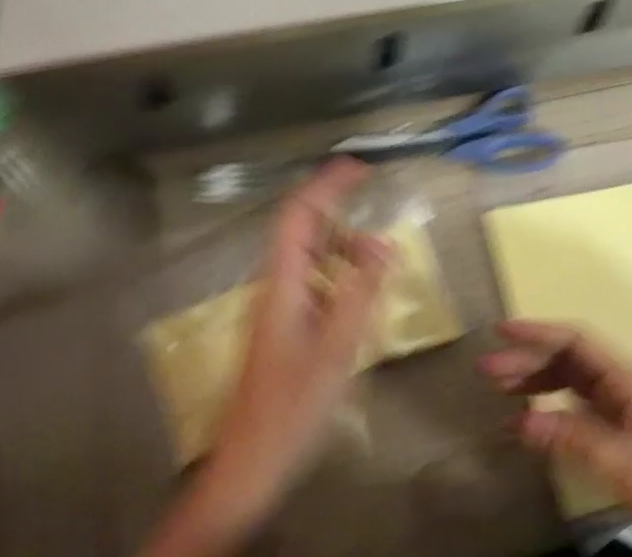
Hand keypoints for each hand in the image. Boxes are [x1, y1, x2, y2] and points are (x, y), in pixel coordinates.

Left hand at [142, 158, 392, 556]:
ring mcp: (279, 309)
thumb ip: (359, 295)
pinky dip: (341, 279)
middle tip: (382, 229)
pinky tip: (362, 301)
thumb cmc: (290, 408)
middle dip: (342, 219)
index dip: (326, 186)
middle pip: (305, 233)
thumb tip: (383, 244)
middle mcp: (277, 287)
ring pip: (312, 260)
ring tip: (381, 269)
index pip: (299, 215)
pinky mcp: (285, 330)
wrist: (248, 463)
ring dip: (345, 253)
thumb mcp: (335, 352)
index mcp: (283, 283)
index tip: (359, 167)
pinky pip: (315, 285)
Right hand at [481, 320, 631, 556]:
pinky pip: (571, 406)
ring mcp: (617, 407)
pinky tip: (522, 421)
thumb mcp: (625, 466)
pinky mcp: (613, 430)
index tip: (502, 332)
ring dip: (534, 379)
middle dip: (528, 358)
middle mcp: (621, 385)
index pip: (578, 340)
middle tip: (488, 370)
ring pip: (567, 378)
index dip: (539, 332)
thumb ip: (575, 439)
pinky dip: (544, 407)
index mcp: (628, 380)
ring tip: (499, 389)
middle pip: (567, 357)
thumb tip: (521, 420)